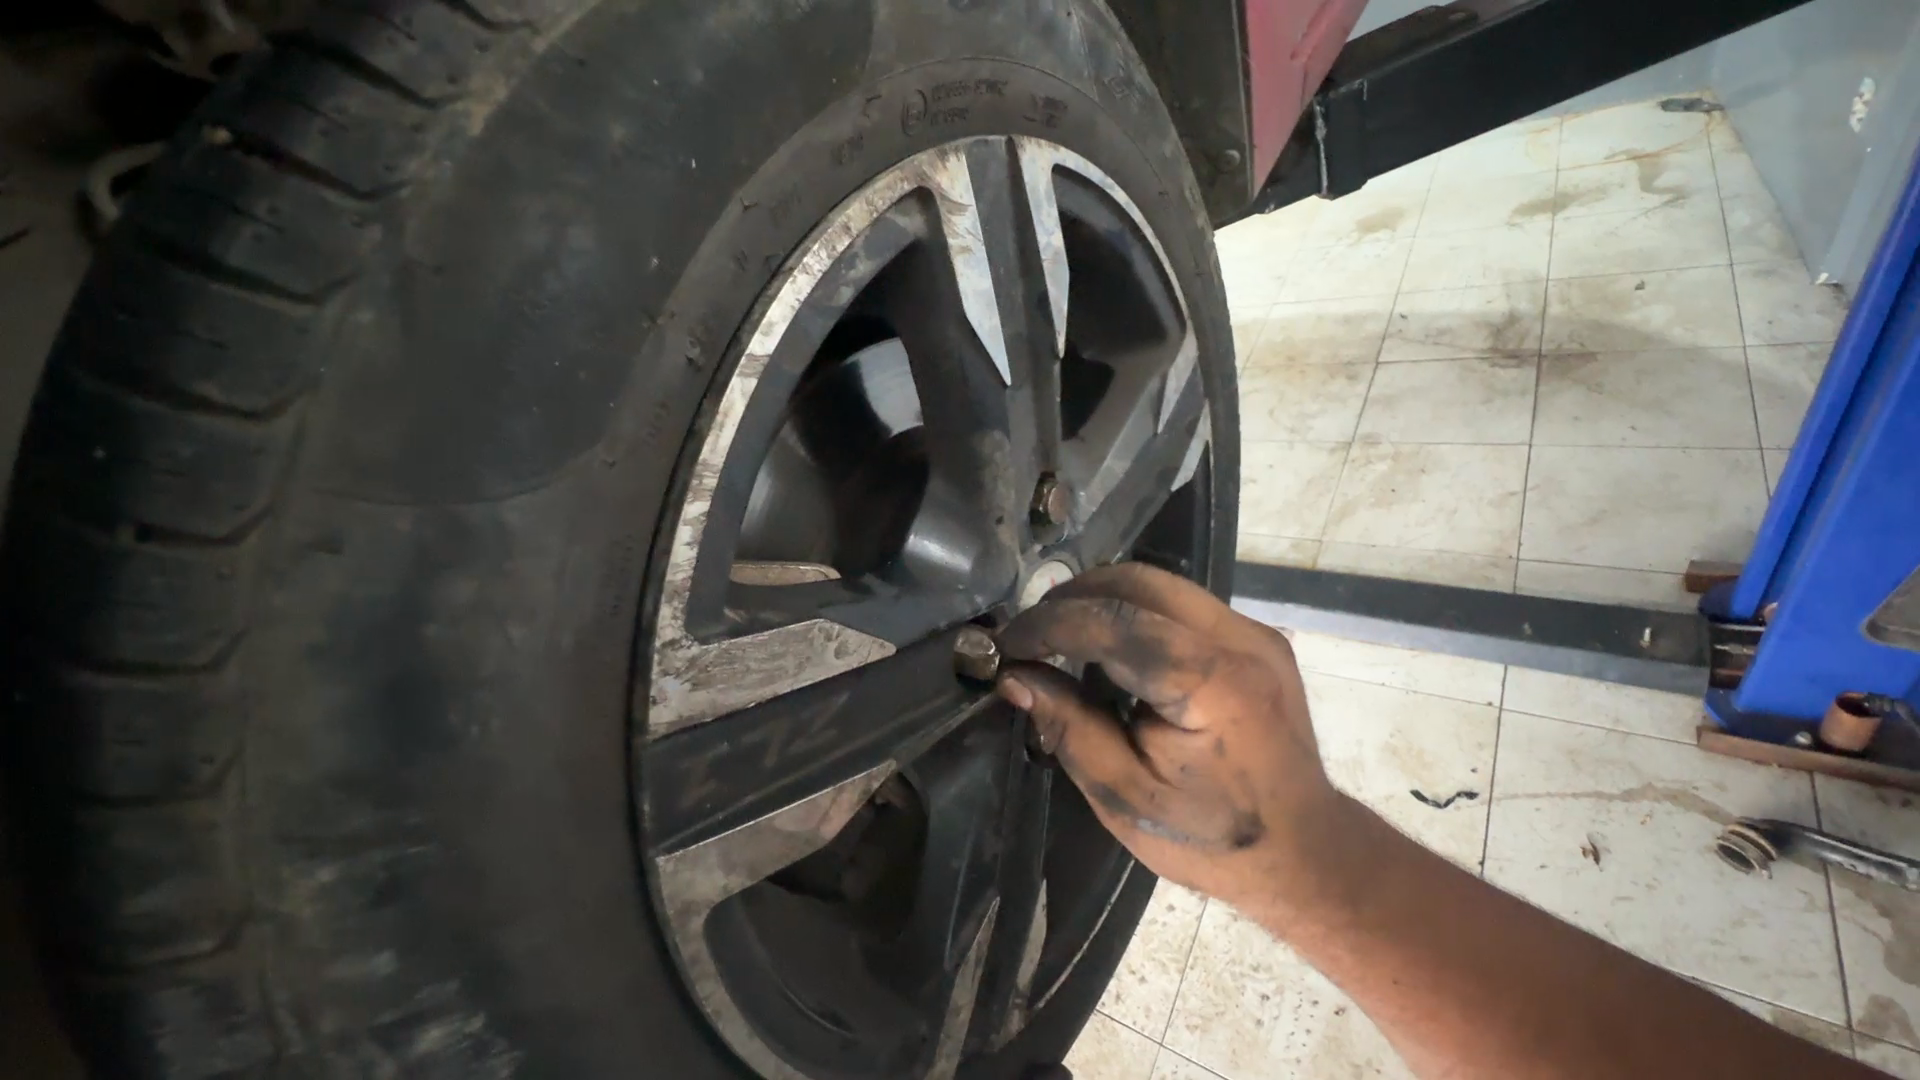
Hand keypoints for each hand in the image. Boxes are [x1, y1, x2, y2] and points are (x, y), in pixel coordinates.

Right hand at [994, 563, 1354, 915]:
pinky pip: (1179, 602)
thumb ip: (1069, 728)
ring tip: (1061, 640)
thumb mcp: (1124, 798)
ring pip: (1158, 584)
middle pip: (1138, 583)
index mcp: (1213, 684)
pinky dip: (1132, 613)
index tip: (1006, 646)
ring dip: (1100, 601)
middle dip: (1071, 600)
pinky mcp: (1255, 637)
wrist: (1305, 849)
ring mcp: (1254, 632)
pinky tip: (1109, 651)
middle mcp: (1240, 640)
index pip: (1115, 624)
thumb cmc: (1212, 837)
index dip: (1049, 626)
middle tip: (1030, 637)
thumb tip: (1014, 677)